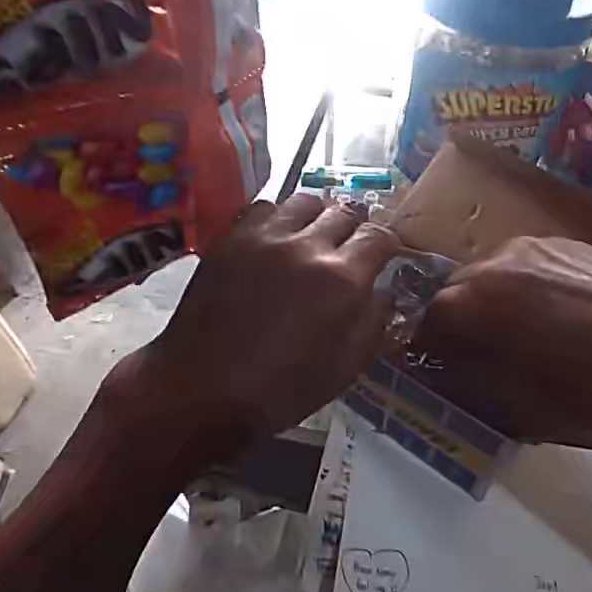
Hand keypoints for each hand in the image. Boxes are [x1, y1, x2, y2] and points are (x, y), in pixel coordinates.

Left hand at [118, 194, 399, 454]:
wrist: (202, 390)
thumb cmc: (280, 390)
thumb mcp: (345, 367)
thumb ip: (373, 321)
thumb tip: (384, 291)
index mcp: (341, 280)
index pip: (379, 236)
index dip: (388, 243)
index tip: (385, 254)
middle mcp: (306, 246)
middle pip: (345, 212)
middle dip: (356, 228)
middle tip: (350, 248)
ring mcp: (265, 237)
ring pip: (306, 202)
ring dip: (318, 217)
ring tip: (314, 238)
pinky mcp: (232, 237)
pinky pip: (266, 208)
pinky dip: (279, 218)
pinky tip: (276, 241)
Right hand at [417, 237, 591, 448]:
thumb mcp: (521, 405)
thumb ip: (472, 380)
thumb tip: (450, 371)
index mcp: (473, 302)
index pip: (427, 323)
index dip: (429, 350)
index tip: (439, 368)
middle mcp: (495, 261)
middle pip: (456, 292)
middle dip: (459, 322)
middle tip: (478, 354)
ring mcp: (534, 246)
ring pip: (492, 274)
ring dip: (492, 302)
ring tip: (523, 334)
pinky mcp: (568, 243)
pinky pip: (526, 265)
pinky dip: (525, 287)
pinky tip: (558, 315)